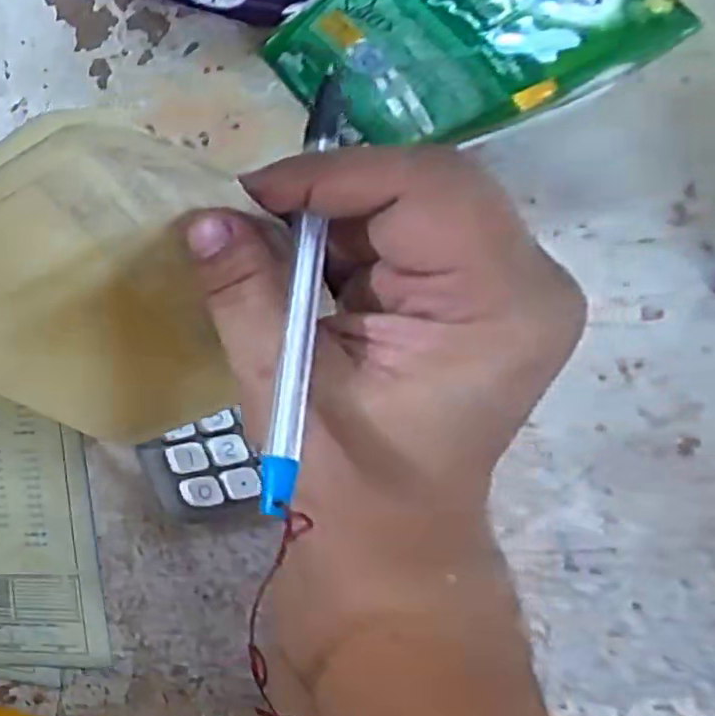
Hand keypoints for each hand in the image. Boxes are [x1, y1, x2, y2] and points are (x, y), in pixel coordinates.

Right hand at [181, 147, 584, 653]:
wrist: (383, 537)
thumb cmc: (342, 476)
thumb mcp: (284, 381)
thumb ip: (247, 295)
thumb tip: (199, 221)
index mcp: (497, 303)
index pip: (427, 190)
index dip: (330, 177)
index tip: (242, 195)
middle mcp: (515, 281)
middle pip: (423, 188)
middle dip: (323, 191)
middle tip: (237, 212)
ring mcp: (488, 289)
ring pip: (403, 207)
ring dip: (319, 216)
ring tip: (248, 237)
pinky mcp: (450, 300)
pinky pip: (388, 240)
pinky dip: (324, 241)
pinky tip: (279, 263)